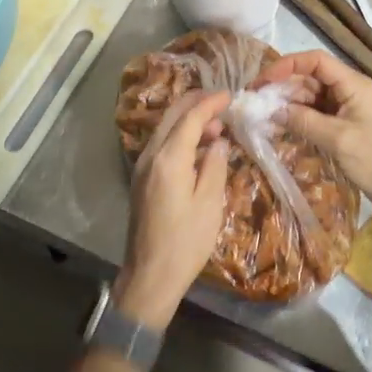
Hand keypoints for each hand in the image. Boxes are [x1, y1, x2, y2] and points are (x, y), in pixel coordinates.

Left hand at [116, 91, 231, 328]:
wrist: (150, 275)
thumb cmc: (186, 242)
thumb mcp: (210, 204)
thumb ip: (214, 166)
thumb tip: (219, 142)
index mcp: (168, 158)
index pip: (190, 118)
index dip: (210, 103)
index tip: (230, 95)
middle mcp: (150, 155)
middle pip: (172, 116)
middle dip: (196, 104)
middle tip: (221, 103)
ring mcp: (142, 167)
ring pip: (164, 129)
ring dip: (188, 121)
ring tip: (216, 127)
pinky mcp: (141, 179)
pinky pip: (161, 145)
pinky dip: (179, 137)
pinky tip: (198, 148)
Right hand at [255, 51, 371, 213]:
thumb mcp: (337, 140)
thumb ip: (303, 121)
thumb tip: (271, 109)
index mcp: (354, 84)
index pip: (315, 61)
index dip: (287, 66)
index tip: (262, 81)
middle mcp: (350, 89)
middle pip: (311, 77)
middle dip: (283, 86)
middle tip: (255, 100)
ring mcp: (349, 107)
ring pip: (312, 96)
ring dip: (288, 103)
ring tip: (263, 115)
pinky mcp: (346, 124)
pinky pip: (318, 113)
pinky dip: (299, 117)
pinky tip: (281, 126)